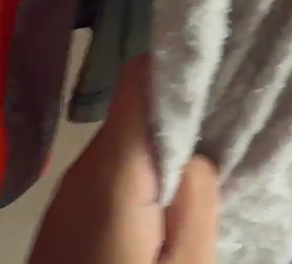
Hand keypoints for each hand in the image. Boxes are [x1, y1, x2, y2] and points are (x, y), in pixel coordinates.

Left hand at [27, 58, 219, 263]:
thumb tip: (194, 155)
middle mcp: (83, 172)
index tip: (222, 77)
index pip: (141, 79)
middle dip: (183, 116)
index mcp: (114, 174)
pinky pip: (112, 176)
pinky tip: (164, 217)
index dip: (182, 69)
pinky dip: (143, 179)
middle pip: (138, 109)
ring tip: (201, 180)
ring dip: (165, 152)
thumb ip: (197, 202)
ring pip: (126, 143)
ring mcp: (68, 198)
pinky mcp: (65, 222)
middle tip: (226, 137)